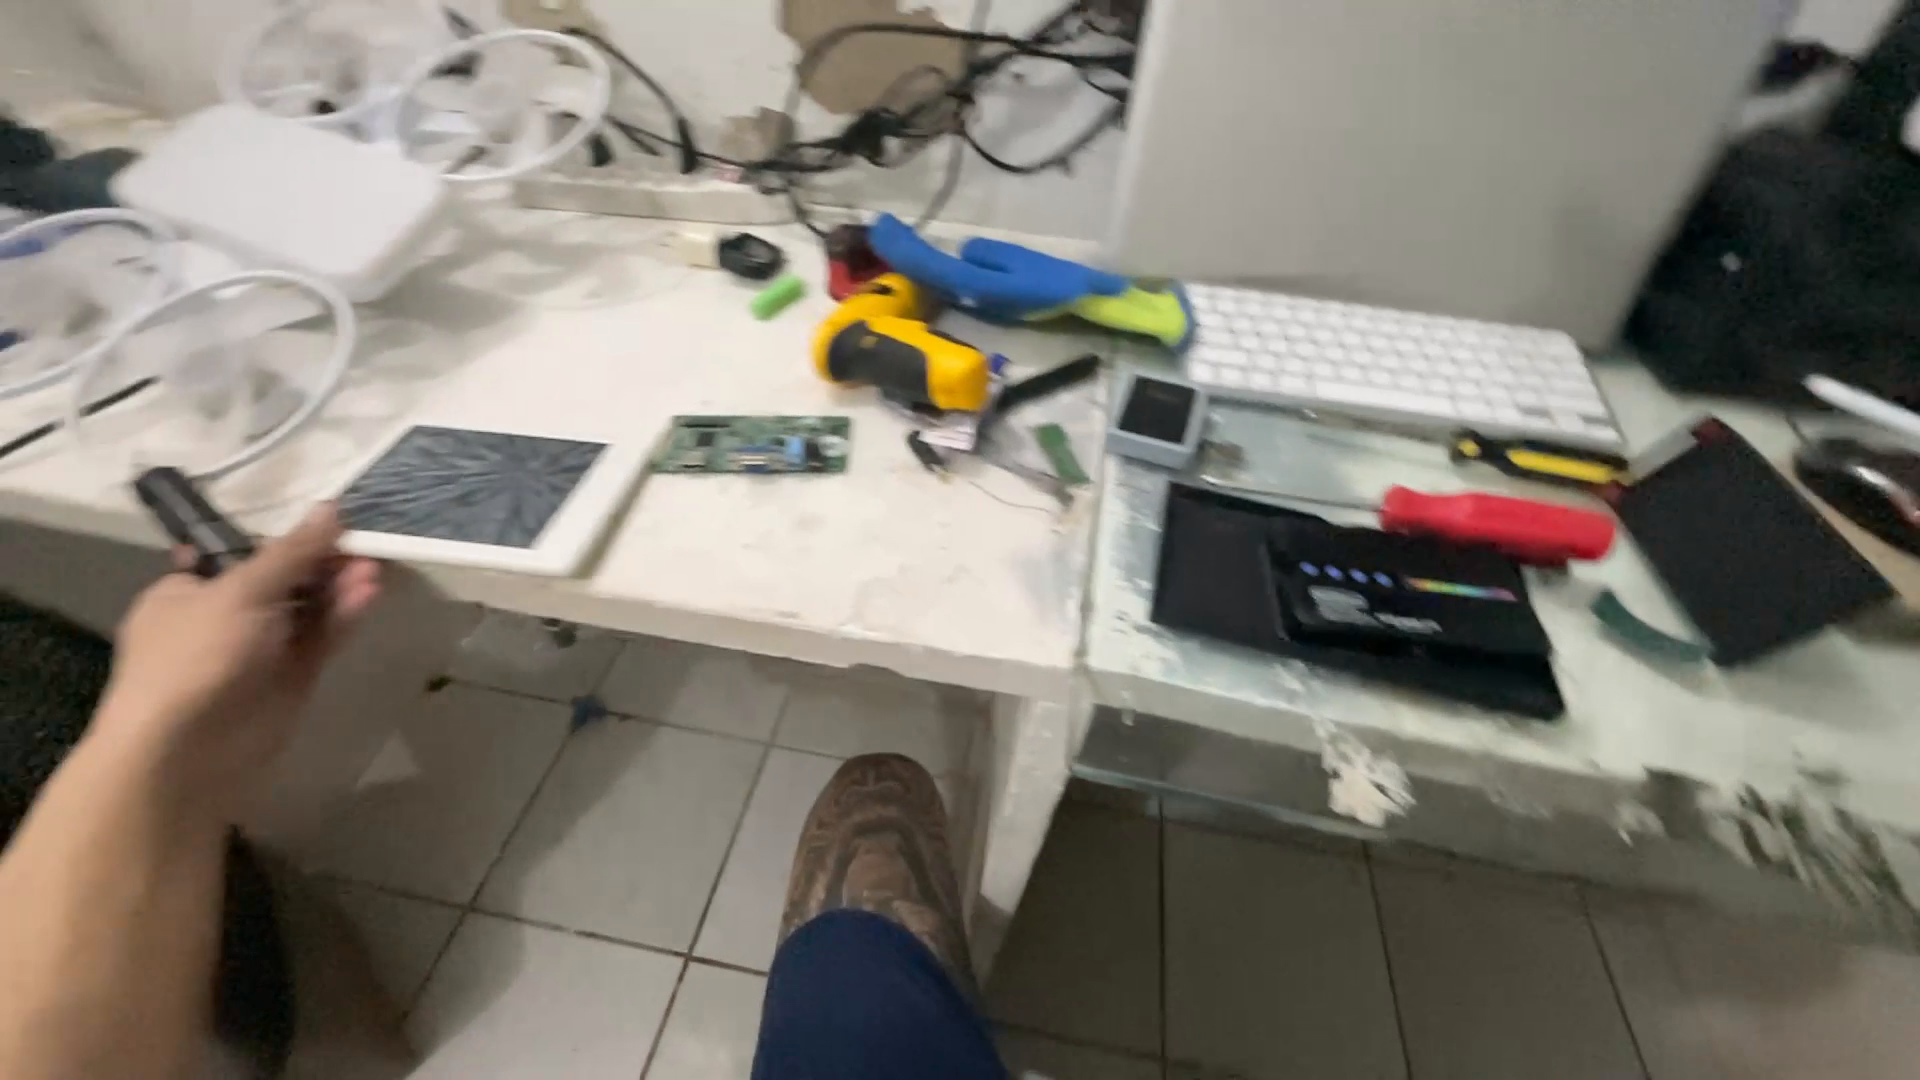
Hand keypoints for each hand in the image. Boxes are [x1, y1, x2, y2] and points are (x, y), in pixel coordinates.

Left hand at [92, 504, 380, 820]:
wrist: (192, 747)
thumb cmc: (198, 657)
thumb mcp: (241, 592)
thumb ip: (292, 552)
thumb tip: (332, 507)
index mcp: (189, 594)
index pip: (243, 556)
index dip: (287, 543)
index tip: (330, 530)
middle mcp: (224, 618)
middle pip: (286, 581)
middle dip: (325, 566)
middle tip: (363, 552)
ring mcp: (261, 649)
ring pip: (311, 609)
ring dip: (341, 589)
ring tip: (375, 572)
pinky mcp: (294, 674)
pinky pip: (324, 637)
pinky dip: (345, 616)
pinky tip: (369, 596)